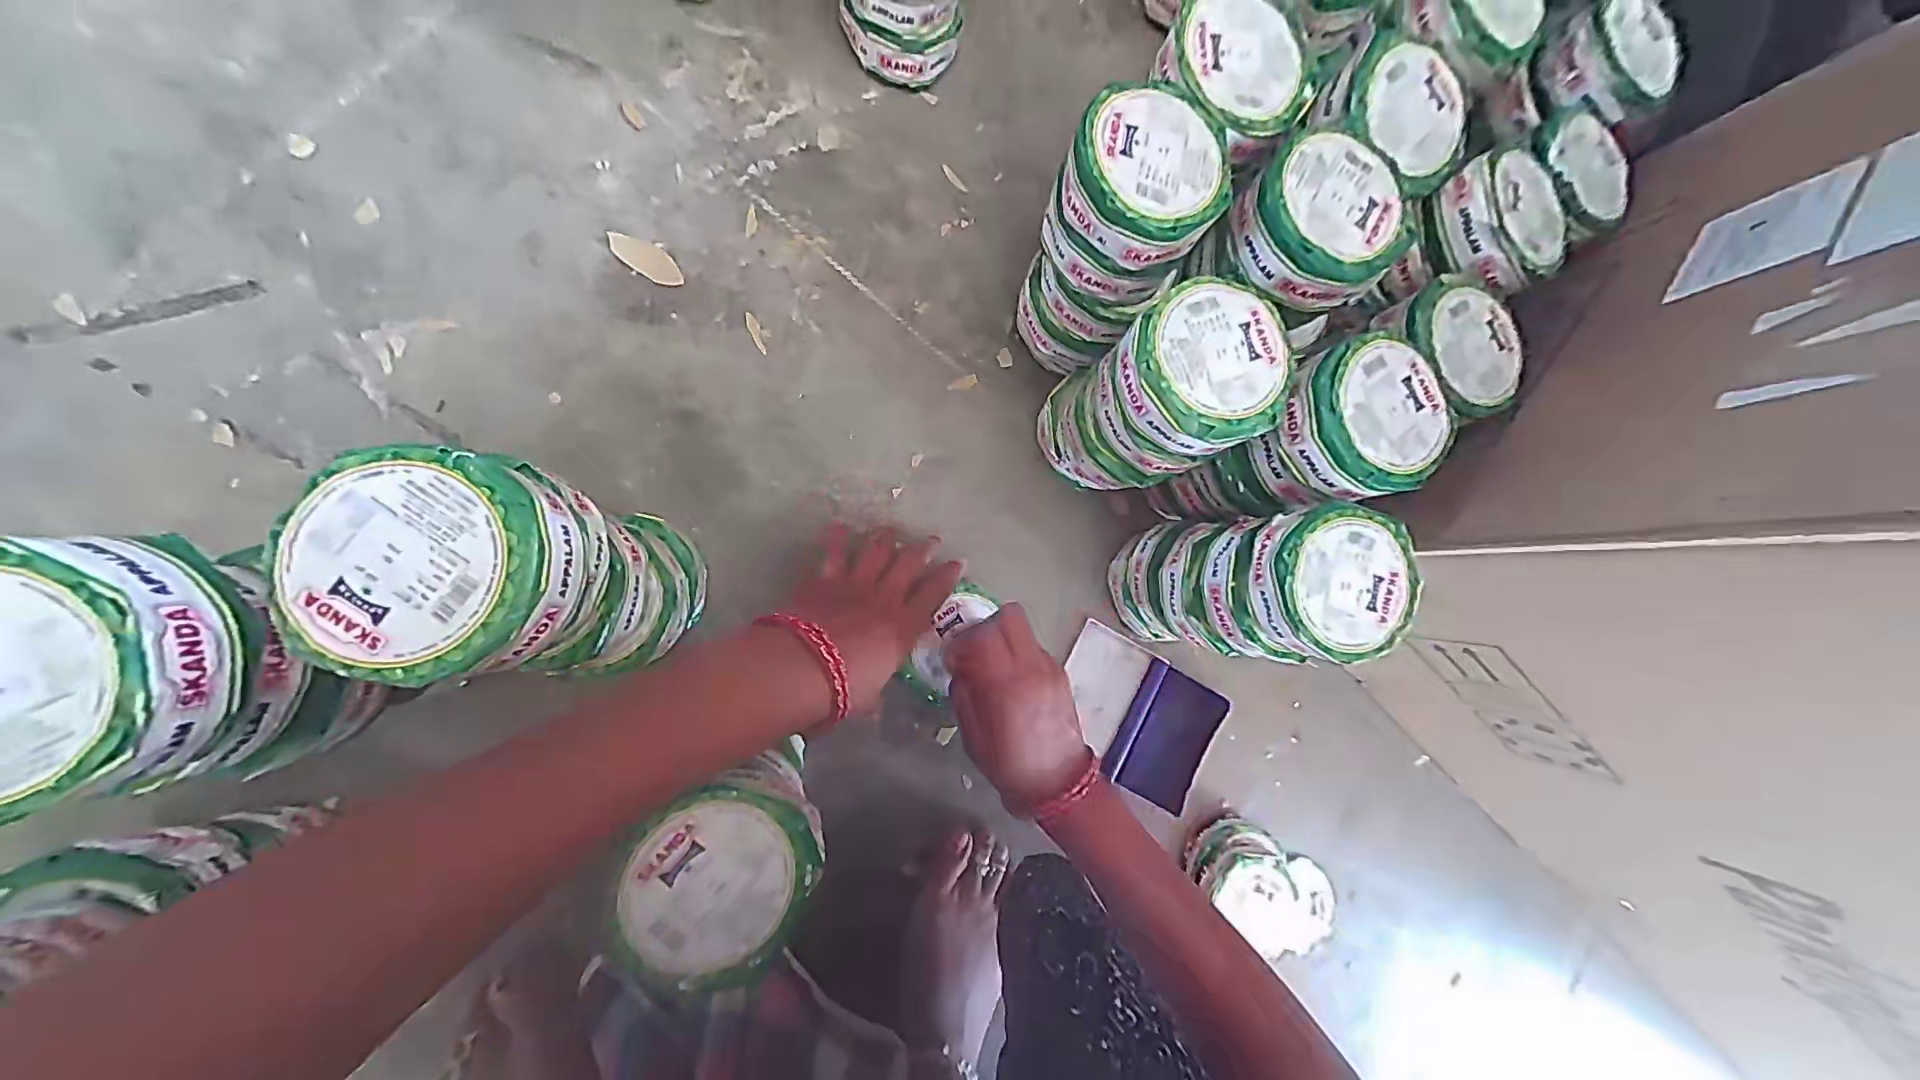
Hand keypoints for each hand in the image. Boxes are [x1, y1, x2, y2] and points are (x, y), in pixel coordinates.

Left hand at [787, 525, 962, 713]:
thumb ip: (874, 696)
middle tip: (932, 540)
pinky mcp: (825, 580)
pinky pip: (834, 554)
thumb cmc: (842, 689)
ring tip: (892, 530)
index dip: (947, 577)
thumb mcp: (868, 698)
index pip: (933, 596)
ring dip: (886, 538)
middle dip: (923, 549)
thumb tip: (875, 706)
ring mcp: (855, 585)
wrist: (803, 667)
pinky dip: (837, 539)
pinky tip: (840, 527)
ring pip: (876, 552)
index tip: (957, 563)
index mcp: (903, 629)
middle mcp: (885, 600)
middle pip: (909, 565)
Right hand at [944, 604, 1091, 812]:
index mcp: (1007, 685)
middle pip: (1009, 616)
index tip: (953, 658)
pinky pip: (1033, 648)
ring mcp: (1050, 668)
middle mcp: (1032, 668)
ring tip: (992, 666)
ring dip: (1002, 639)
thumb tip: (960, 669)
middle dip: (985, 627)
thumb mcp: (973, 735)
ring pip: (1023, 629)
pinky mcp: (1060, 673)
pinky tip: (1012, 680)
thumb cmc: (1010, 765)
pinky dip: (1017, 654)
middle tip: (973, 650)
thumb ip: (964, 695)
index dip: (961, 640)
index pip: (982, 635)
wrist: (1059, 783)